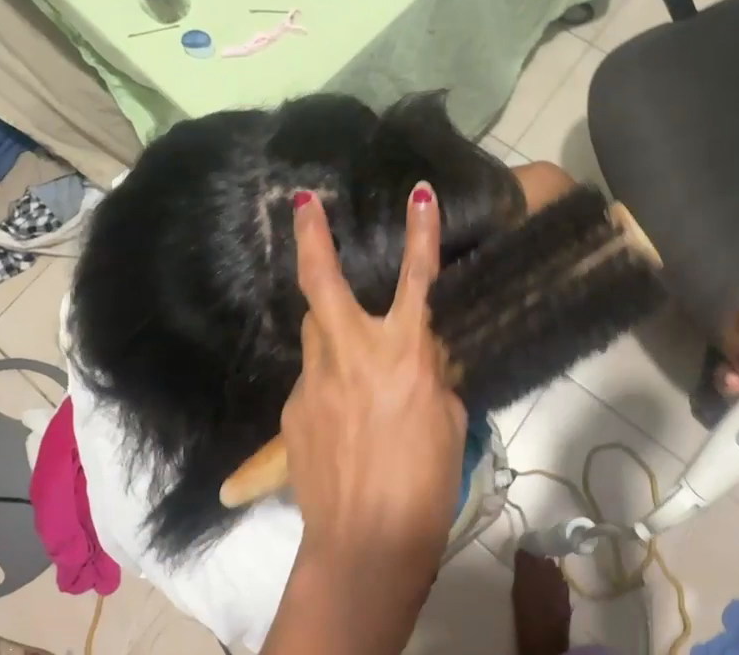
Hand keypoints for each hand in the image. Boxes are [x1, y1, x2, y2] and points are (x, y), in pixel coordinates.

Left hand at [281, 183, 467, 565]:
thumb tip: (418, 356)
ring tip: (350, 354)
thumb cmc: (425, 484)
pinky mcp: (292, 412)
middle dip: (312, 237)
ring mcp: (313, 380)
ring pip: (315, 331)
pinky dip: (327, 381)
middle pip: (322, 283)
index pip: (418, 279)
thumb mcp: (446, 420)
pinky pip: (312, 379)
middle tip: (303, 203)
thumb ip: (429, 375)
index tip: (418, 192)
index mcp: (402, 355)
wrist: (365, 546)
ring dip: (330, 326)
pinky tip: (341, 419)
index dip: (422, 232)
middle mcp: (352, 354)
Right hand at [511, 550, 571, 654]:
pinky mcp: (566, 588)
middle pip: (541, 556)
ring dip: (548, 569)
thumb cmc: (524, 618)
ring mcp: (558, 578)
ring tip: (543, 577)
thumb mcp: (516, 593)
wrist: (544, 640)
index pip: (525, 551)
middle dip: (537, 559)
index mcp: (526, 569)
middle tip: (532, 567)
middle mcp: (544, 568)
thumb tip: (522, 560)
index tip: (522, 553)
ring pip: (552, 565)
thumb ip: (520, 574)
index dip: (525, 551)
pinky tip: (552, 588)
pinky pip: (560, 578)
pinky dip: (555, 580)